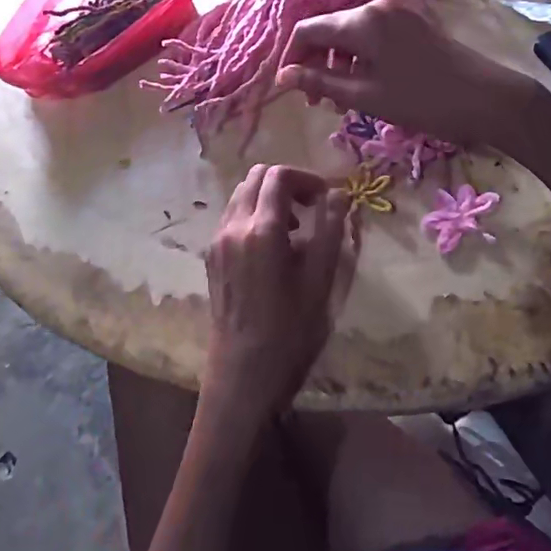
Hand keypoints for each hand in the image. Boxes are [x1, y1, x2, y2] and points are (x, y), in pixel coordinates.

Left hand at [202, 165, 350, 421]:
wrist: (243, 374)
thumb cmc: (290, 330)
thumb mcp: (320, 279)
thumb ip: (331, 229)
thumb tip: (338, 194)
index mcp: (261, 229)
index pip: (279, 176)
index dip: (307, 178)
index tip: (326, 198)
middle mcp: (233, 227)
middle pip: (256, 177)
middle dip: (288, 183)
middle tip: (313, 208)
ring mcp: (218, 242)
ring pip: (242, 195)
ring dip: (270, 198)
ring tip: (296, 229)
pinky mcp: (212, 257)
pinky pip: (233, 217)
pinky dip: (255, 215)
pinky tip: (274, 247)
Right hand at [274, 0, 539, 147]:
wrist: (486, 98)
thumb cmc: (421, 100)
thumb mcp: (365, 96)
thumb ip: (321, 83)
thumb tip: (283, 76)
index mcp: (361, 21)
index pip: (307, 29)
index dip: (291, 57)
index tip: (290, 89)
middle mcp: (376, 7)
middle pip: (329, 28)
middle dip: (316, 63)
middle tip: (318, 103)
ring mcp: (397, 13)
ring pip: (351, 33)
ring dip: (339, 63)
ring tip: (342, 100)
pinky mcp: (412, 24)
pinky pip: (373, 36)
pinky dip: (361, 59)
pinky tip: (367, 85)